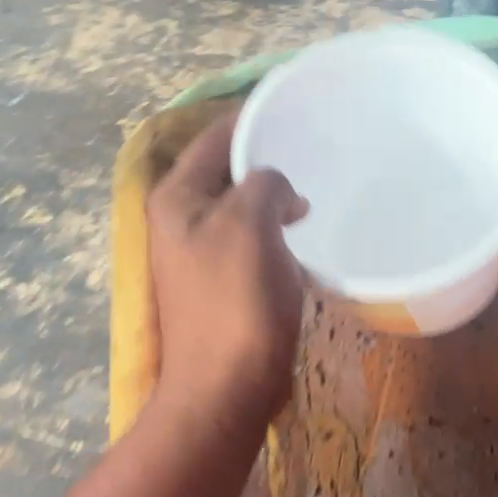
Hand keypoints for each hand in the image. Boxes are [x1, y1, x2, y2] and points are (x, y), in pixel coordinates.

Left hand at [146, 109, 307, 418]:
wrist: (227, 387)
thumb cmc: (236, 304)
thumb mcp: (249, 227)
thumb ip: (263, 186)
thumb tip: (282, 190)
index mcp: (176, 198)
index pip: (215, 137)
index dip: (253, 119)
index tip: (298, 109)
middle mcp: (180, 220)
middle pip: (226, 172)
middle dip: (268, 159)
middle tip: (318, 151)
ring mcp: (201, 255)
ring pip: (243, 209)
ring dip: (276, 198)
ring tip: (321, 190)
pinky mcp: (225, 286)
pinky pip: (254, 242)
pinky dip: (279, 232)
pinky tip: (308, 238)